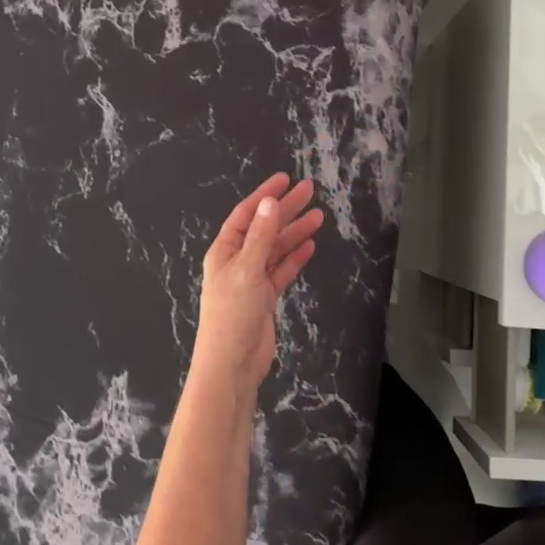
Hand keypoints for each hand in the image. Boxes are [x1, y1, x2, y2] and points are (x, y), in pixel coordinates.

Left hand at [193, 174, 324, 392]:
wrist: (231, 365)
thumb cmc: (232, 314)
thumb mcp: (247, 270)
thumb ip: (261, 236)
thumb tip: (270, 202)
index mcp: (225, 251)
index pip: (247, 214)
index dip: (265, 195)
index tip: (285, 178)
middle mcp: (237, 261)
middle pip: (265, 228)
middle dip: (285, 209)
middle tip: (310, 190)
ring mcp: (252, 280)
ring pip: (276, 249)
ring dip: (295, 232)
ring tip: (319, 216)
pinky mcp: (265, 298)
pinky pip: (282, 270)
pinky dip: (295, 258)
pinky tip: (310, 245)